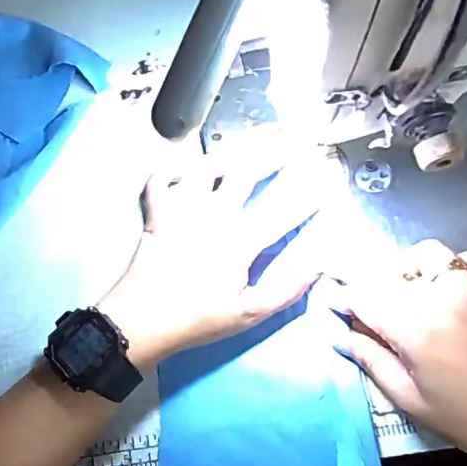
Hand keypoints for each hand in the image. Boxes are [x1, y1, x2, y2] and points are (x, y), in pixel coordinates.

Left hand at [96, 154, 322, 368]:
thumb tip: (316, 266)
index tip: (327, 180)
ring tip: (242, 149)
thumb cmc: (197, 320)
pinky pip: (161, 179)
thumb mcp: (248, 315)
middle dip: (274, 152)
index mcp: (240, 240)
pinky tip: (184, 171)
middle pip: (246, 170)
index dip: (309, 193)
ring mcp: (182, 209)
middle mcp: (213, 214)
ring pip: (206, 166)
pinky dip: (172, 170)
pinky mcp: (156, 213)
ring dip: (227, 154)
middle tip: (291, 143)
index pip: (284, 209)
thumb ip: (285, 290)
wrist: (139, 322)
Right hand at [330, 240, 466, 465]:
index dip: (339, 294)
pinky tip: (455, 283)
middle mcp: (444, 294)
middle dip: (369, 283)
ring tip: (406, 295)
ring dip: (408, 268)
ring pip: (430, 254)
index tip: (329, 302)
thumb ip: (375, 362)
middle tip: (366, 310)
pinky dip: (459, 263)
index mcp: (415, 326)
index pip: (362, 293)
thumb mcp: (416, 403)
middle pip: (391, 269)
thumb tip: (344, 334)